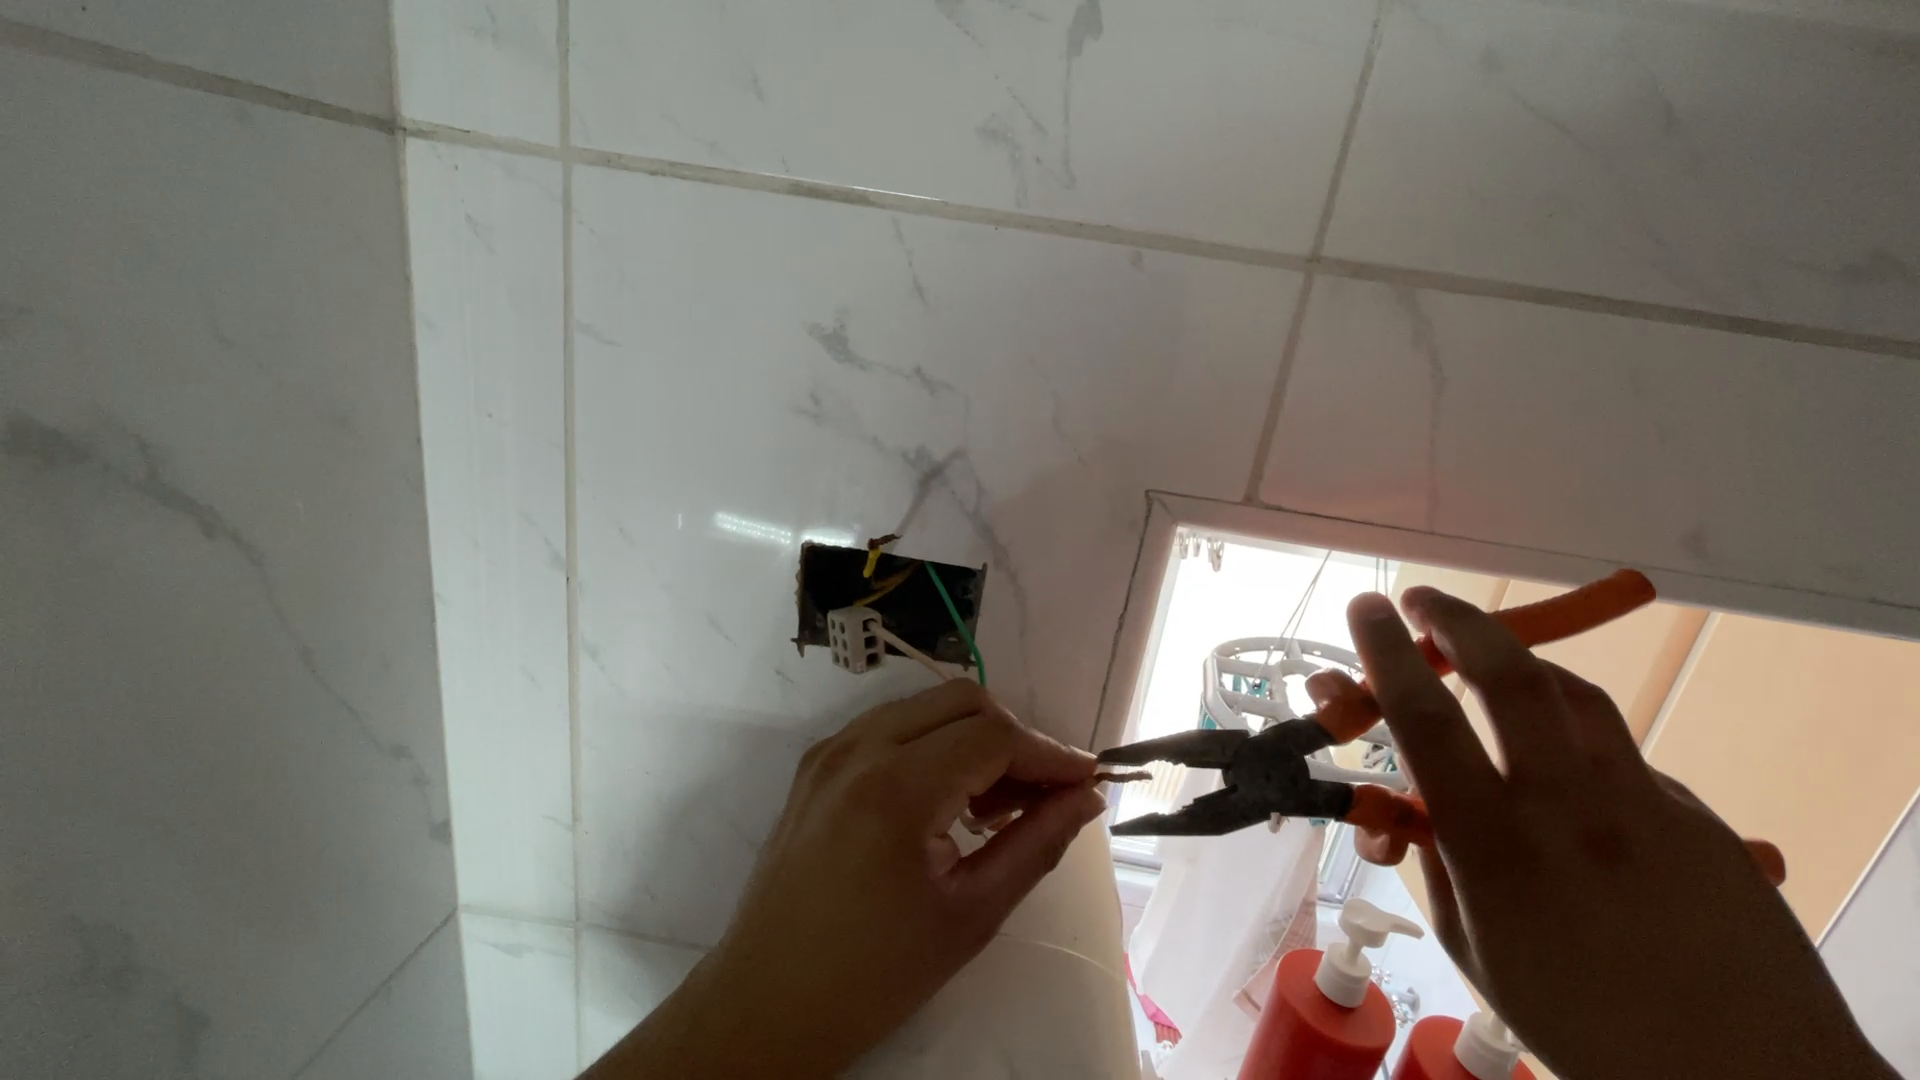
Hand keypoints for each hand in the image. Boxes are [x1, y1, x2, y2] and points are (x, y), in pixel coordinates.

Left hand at [585, 680, 1106, 1078]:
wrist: (768, 1002)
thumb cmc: (875, 973)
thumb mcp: (972, 914)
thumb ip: (1036, 844)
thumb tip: (1086, 798)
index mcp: (897, 788)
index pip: (994, 737)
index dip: (1050, 754)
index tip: (1087, 781)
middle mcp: (858, 749)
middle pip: (962, 701)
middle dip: (1014, 737)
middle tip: (1039, 796)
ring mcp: (830, 751)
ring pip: (925, 707)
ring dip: (972, 737)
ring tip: (994, 804)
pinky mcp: (816, 764)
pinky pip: (890, 725)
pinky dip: (932, 743)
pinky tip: (945, 799)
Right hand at [1343, 587, 1892, 1079]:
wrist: (1745, 1078)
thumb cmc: (1573, 1016)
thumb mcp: (1469, 940)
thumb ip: (1430, 858)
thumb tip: (1396, 806)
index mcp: (1493, 842)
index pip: (1425, 720)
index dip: (1387, 654)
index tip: (1367, 607)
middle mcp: (1567, 804)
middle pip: (1510, 675)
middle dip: (1457, 619)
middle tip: (1423, 600)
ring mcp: (1642, 802)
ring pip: (1573, 696)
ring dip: (1517, 663)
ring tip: (1487, 664)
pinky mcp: (1698, 815)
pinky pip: (1620, 756)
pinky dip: (1577, 744)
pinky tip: (1573, 782)